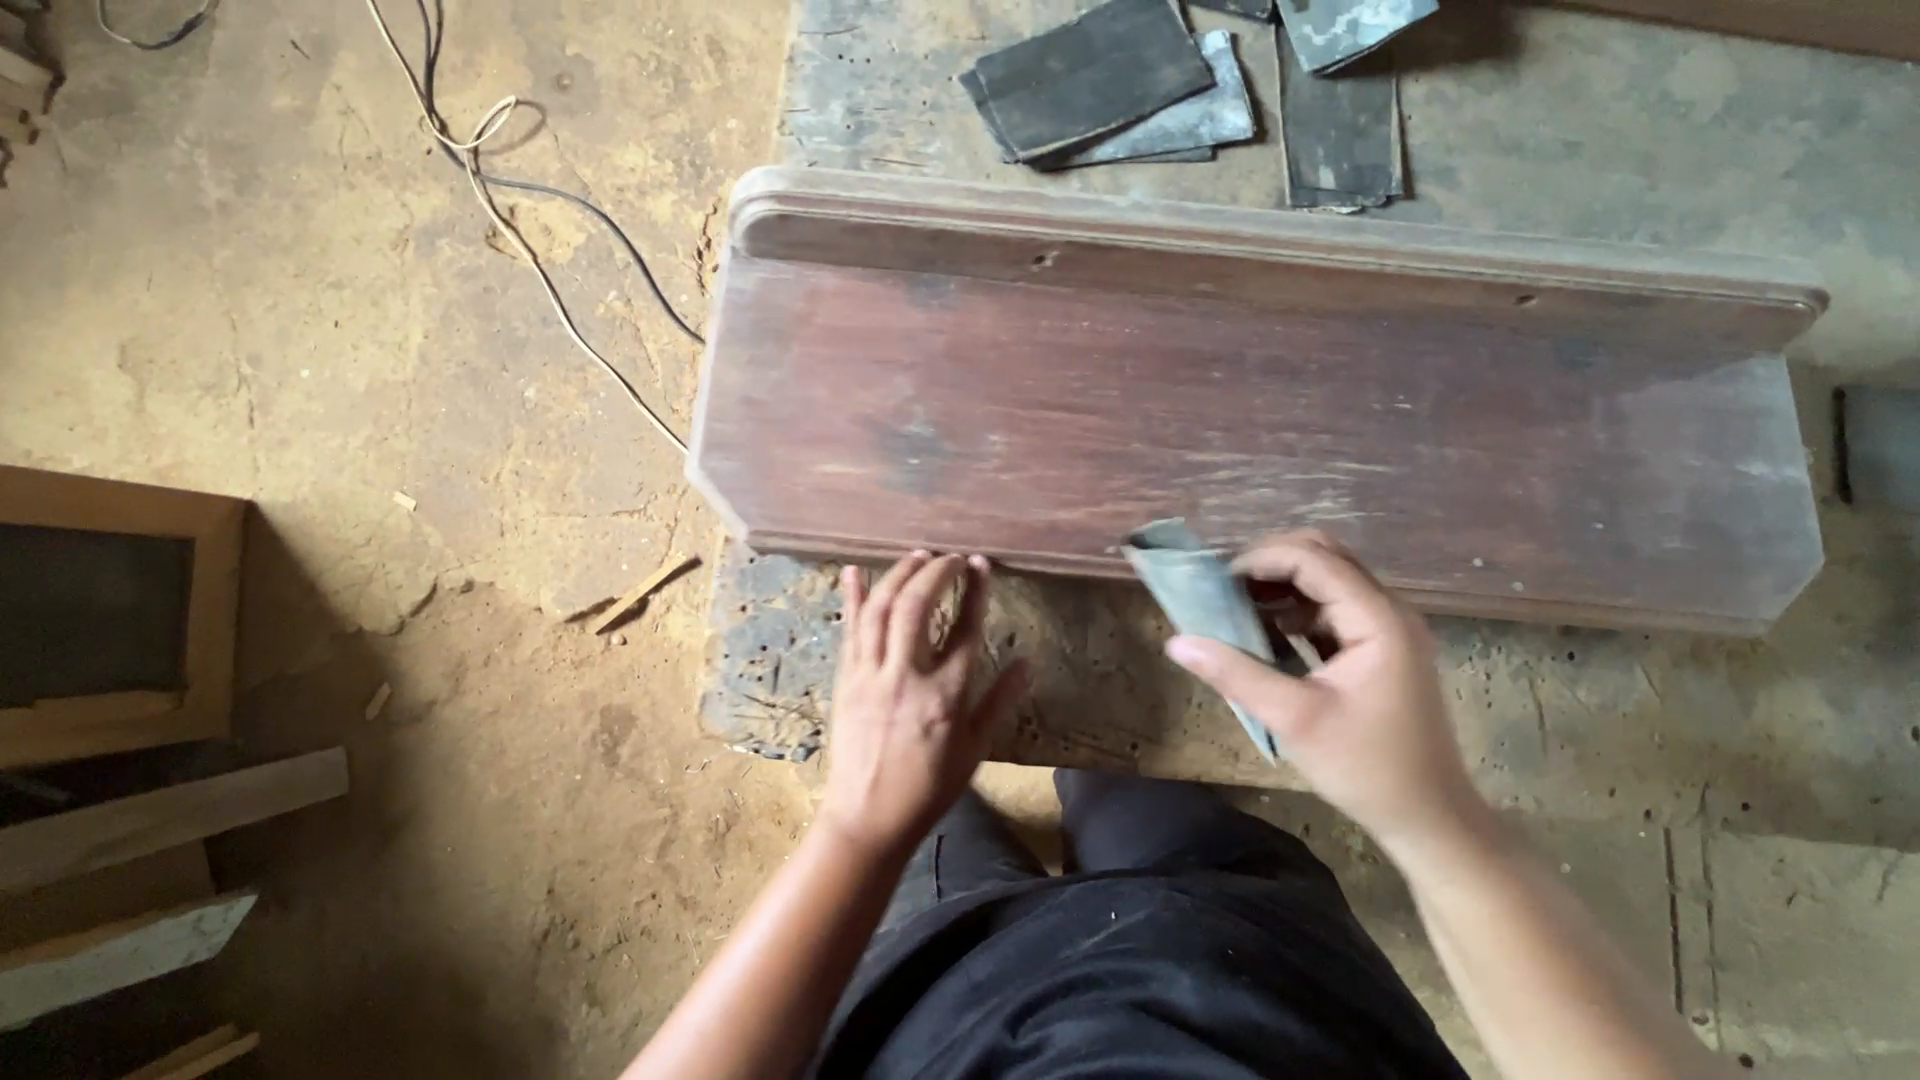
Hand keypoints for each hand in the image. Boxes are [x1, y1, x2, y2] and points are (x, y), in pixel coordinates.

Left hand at [817, 552, 1029, 858]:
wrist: (868, 818)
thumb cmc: (929, 788)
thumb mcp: (975, 750)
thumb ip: (999, 702)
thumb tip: (1028, 662)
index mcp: (945, 696)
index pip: (965, 629)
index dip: (975, 590)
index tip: (980, 564)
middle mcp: (906, 677)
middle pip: (917, 606)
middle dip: (934, 572)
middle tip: (949, 558)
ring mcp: (870, 676)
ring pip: (879, 610)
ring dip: (898, 576)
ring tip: (916, 556)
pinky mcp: (845, 680)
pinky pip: (849, 630)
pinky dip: (852, 598)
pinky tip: (854, 571)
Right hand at [1163, 530, 1485, 855]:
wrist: (1427, 817)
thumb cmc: (1366, 767)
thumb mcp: (1294, 719)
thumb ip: (1235, 674)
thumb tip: (1177, 642)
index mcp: (1378, 619)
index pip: (1314, 560)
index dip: (1261, 560)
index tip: (1214, 582)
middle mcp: (1388, 611)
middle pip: (1325, 557)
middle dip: (1270, 564)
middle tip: (1224, 588)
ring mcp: (1387, 629)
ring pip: (1329, 580)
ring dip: (1282, 586)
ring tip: (1235, 608)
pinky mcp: (1380, 649)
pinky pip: (1333, 609)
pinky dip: (1297, 610)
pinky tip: (1266, 634)